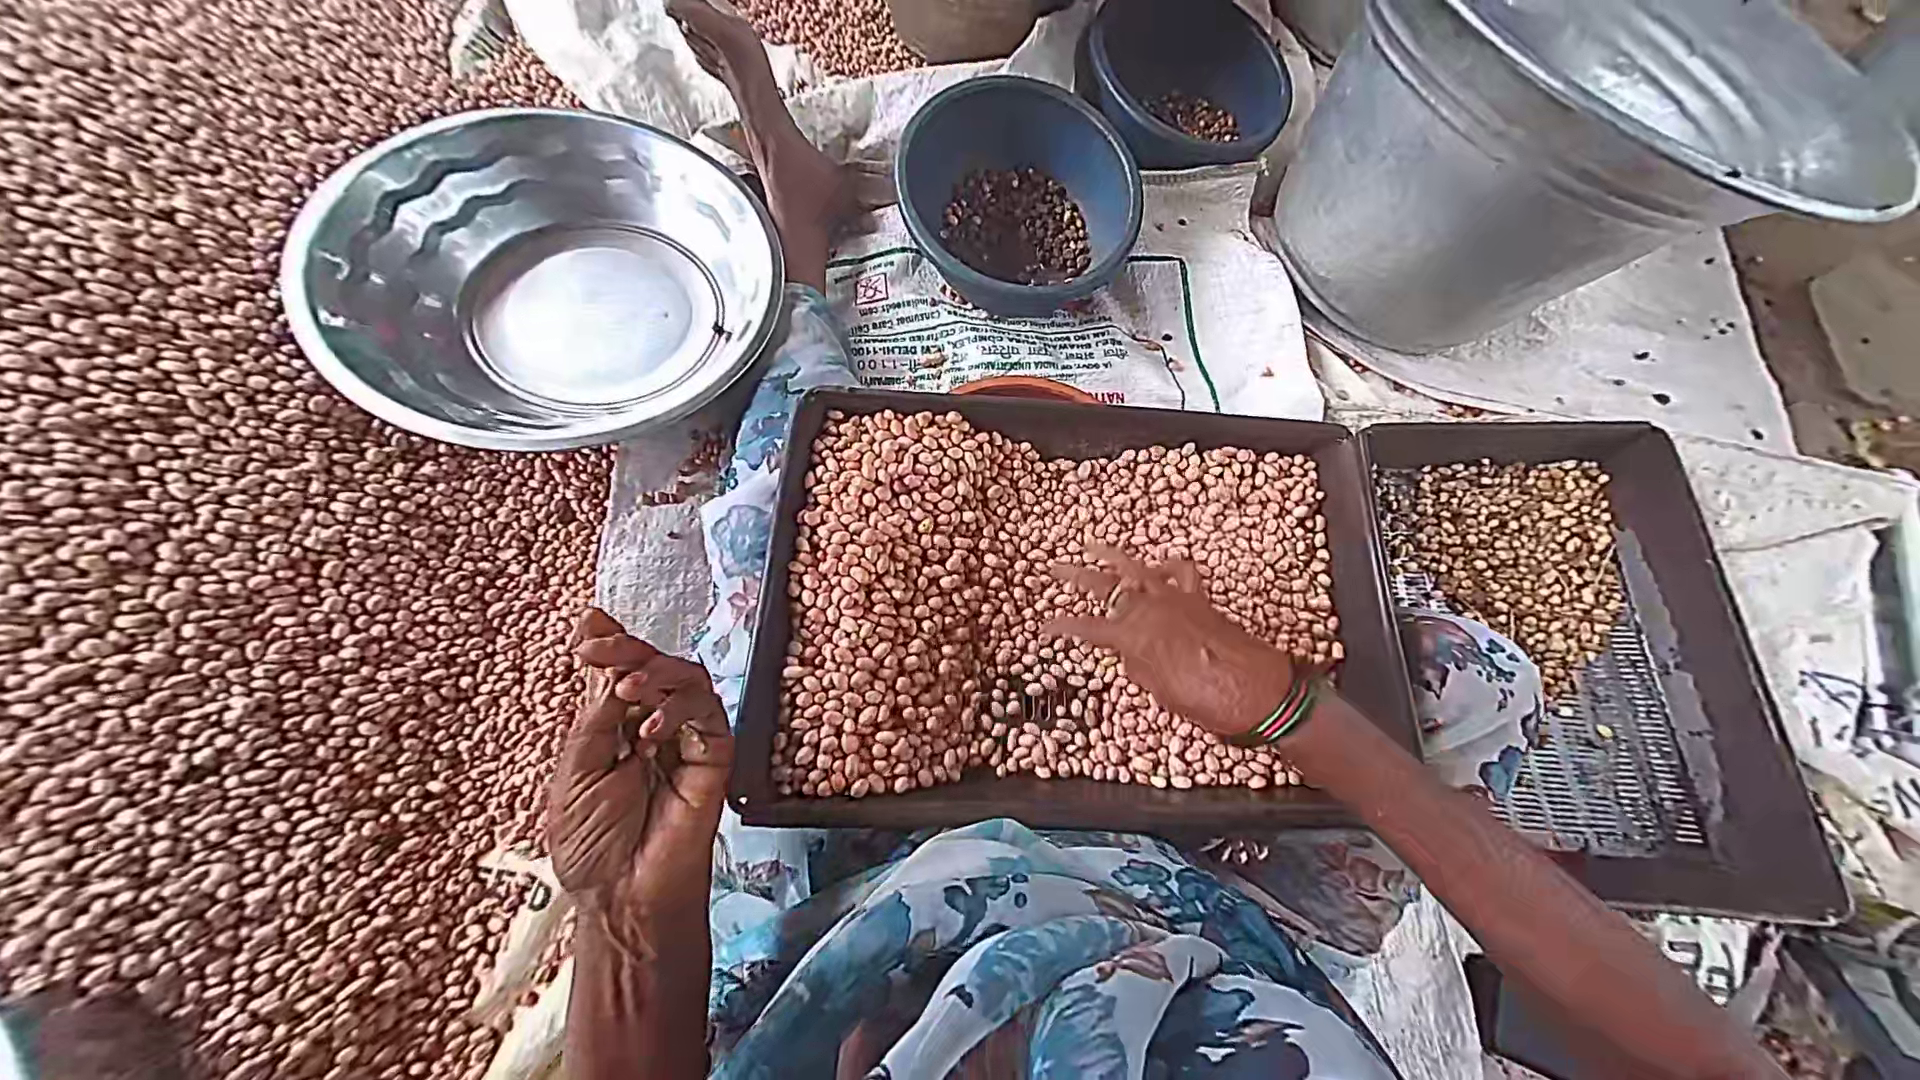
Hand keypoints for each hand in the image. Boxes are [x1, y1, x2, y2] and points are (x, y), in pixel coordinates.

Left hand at [547, 608, 732, 918]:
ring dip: (656, 672)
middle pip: (655, 665)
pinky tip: (652, 732)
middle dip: (628, 650)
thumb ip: (596, 715)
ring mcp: (689, 733)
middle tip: (600, 649)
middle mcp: (657, 720)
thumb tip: (602, 660)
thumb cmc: (593, 840)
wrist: (622, 892)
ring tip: (628, 688)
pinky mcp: (715, 750)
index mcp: (620, 724)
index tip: (587, 628)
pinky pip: (707, 712)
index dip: (611, 644)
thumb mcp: (576, 771)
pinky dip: (680, 710)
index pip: (622, 671)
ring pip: (687, 678)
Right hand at [1042, 543, 1297, 739]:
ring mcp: (1175, 599)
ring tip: (1093, 546)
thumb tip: (1130, 654)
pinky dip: (1166, 567)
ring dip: (1112, 556)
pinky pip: (1179, 573)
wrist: (1260, 693)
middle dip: (1075, 577)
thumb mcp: (1160, 691)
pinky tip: (1157, 567)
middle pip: (1104, 586)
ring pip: (1137, 568)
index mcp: (1134, 637)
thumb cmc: (1208, 701)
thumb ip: (1138, 667)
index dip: (1062, 627)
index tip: (1045, 627)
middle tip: (1054, 568)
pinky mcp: (1198, 599)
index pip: (1086, 628)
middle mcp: (1150, 610)